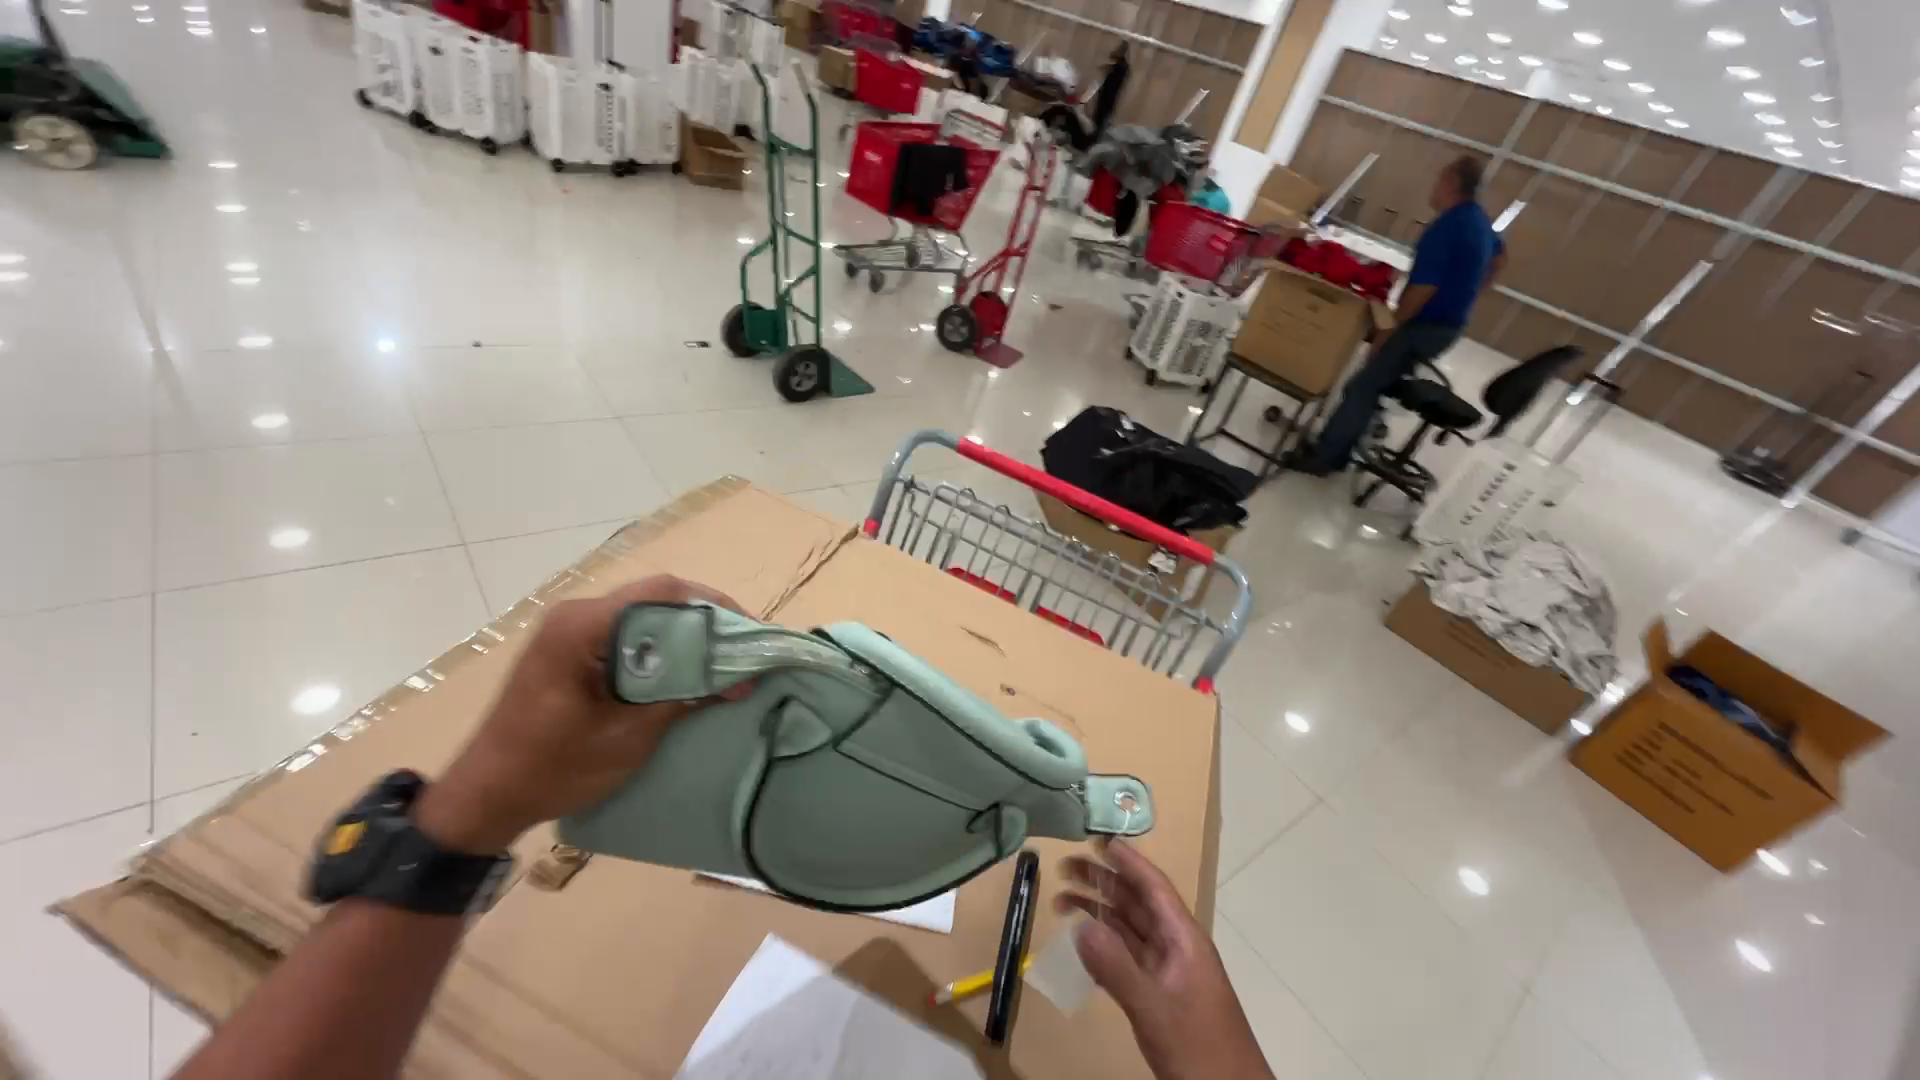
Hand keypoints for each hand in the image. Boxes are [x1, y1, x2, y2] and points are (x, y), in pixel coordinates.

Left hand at [413, 575, 746, 853]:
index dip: (715, 608)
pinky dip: (661, 648)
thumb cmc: (554, 767)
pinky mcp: (569, 649)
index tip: (749, 637)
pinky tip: (684, 672)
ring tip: (721, 662)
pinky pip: (626, 633)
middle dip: (706, 622)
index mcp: (584, 626)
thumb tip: (744, 680)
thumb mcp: (629, 735)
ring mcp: (569, 630)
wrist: (485, 797)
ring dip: (685, 636)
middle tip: (742, 652)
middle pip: (657, 599)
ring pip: (644, 615)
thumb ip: (686, 697)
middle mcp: (576, 614)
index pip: (665, 593)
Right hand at [1055, 841, 1272, 1079]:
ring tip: (1061, 901)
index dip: (1128, 861)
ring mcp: (1168, 973)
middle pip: (1137, 903)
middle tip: (1064, 867)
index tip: (1098, 839)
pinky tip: (1081, 943)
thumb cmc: (1201, 1051)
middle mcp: (1176, 947)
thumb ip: (1117, 968)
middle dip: (1103, 882)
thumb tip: (1081, 925)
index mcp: (1184, 939)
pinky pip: (1128, 958)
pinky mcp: (1160, 996)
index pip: (1154, 887)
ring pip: (1129, 929)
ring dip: (1099, 912)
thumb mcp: (1155, 1010)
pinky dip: (1104, 946)